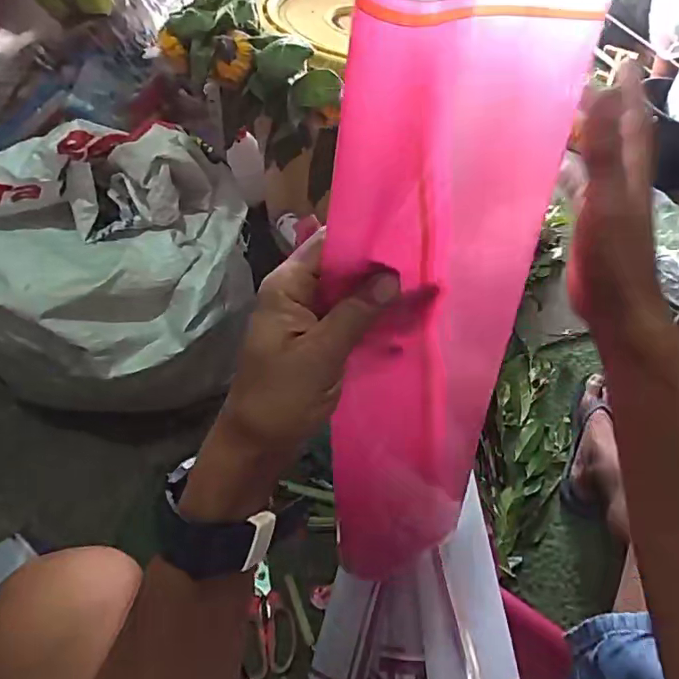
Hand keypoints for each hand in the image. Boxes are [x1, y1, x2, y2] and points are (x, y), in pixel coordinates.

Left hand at [183, 231, 397, 519]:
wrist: (258, 443)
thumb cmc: (282, 396)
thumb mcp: (321, 353)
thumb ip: (356, 312)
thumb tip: (392, 276)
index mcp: (287, 286)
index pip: (326, 244)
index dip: (362, 238)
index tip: (401, 235)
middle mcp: (296, 292)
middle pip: (339, 265)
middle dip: (376, 264)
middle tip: (420, 259)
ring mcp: (308, 314)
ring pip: (347, 290)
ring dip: (377, 289)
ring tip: (420, 280)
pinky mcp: (320, 335)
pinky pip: (348, 313)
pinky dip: (371, 312)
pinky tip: (402, 310)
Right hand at [569, 64, 666, 342]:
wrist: (617, 306)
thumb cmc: (614, 255)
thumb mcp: (608, 198)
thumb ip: (606, 149)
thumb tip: (605, 94)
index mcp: (631, 172)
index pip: (632, 121)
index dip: (629, 90)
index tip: (623, 59)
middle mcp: (621, 181)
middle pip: (616, 135)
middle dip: (606, 106)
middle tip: (585, 80)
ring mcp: (605, 203)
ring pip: (596, 159)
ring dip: (584, 136)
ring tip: (564, 114)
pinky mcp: (589, 222)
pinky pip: (577, 185)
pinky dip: (566, 170)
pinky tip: (550, 166)